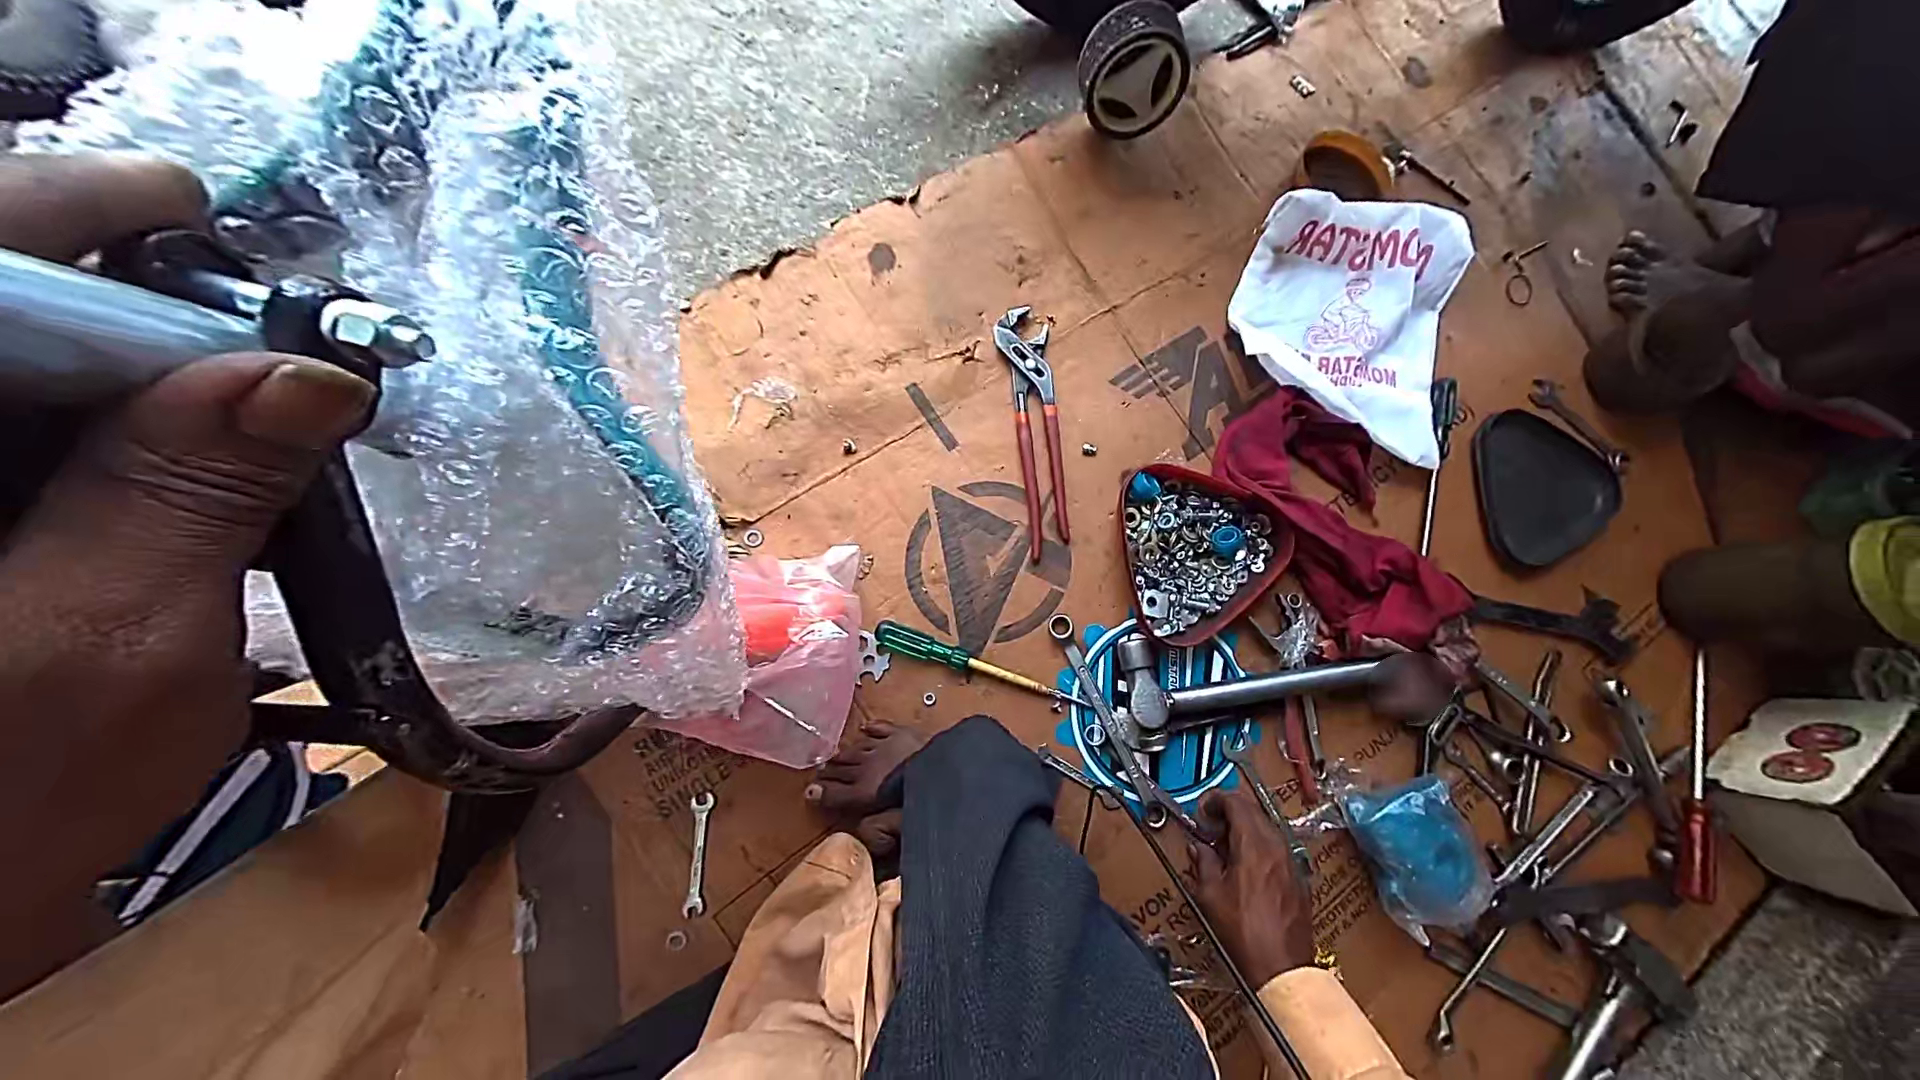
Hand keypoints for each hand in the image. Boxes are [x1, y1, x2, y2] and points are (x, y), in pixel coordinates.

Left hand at [0, 155, 376, 995]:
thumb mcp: (117, 642)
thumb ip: (194, 496)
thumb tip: (309, 378)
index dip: (55, 214)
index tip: (192, 205)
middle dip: (120, 299)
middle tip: (260, 320)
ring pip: (24, 370)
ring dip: (133, 365)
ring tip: (249, 385)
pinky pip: (40, 428)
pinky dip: (122, 420)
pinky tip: (197, 443)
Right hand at [1189, 787, 1315, 986]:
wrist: (1283, 968)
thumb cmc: (1244, 933)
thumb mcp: (1210, 895)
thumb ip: (1202, 861)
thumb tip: (1198, 848)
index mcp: (1254, 845)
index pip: (1235, 801)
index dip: (1214, 799)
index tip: (1202, 812)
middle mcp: (1277, 848)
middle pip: (1252, 810)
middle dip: (1228, 812)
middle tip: (1209, 829)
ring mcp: (1291, 863)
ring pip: (1265, 828)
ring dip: (1243, 829)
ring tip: (1224, 849)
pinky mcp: (1298, 880)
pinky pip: (1276, 849)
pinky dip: (1258, 847)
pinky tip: (1245, 868)